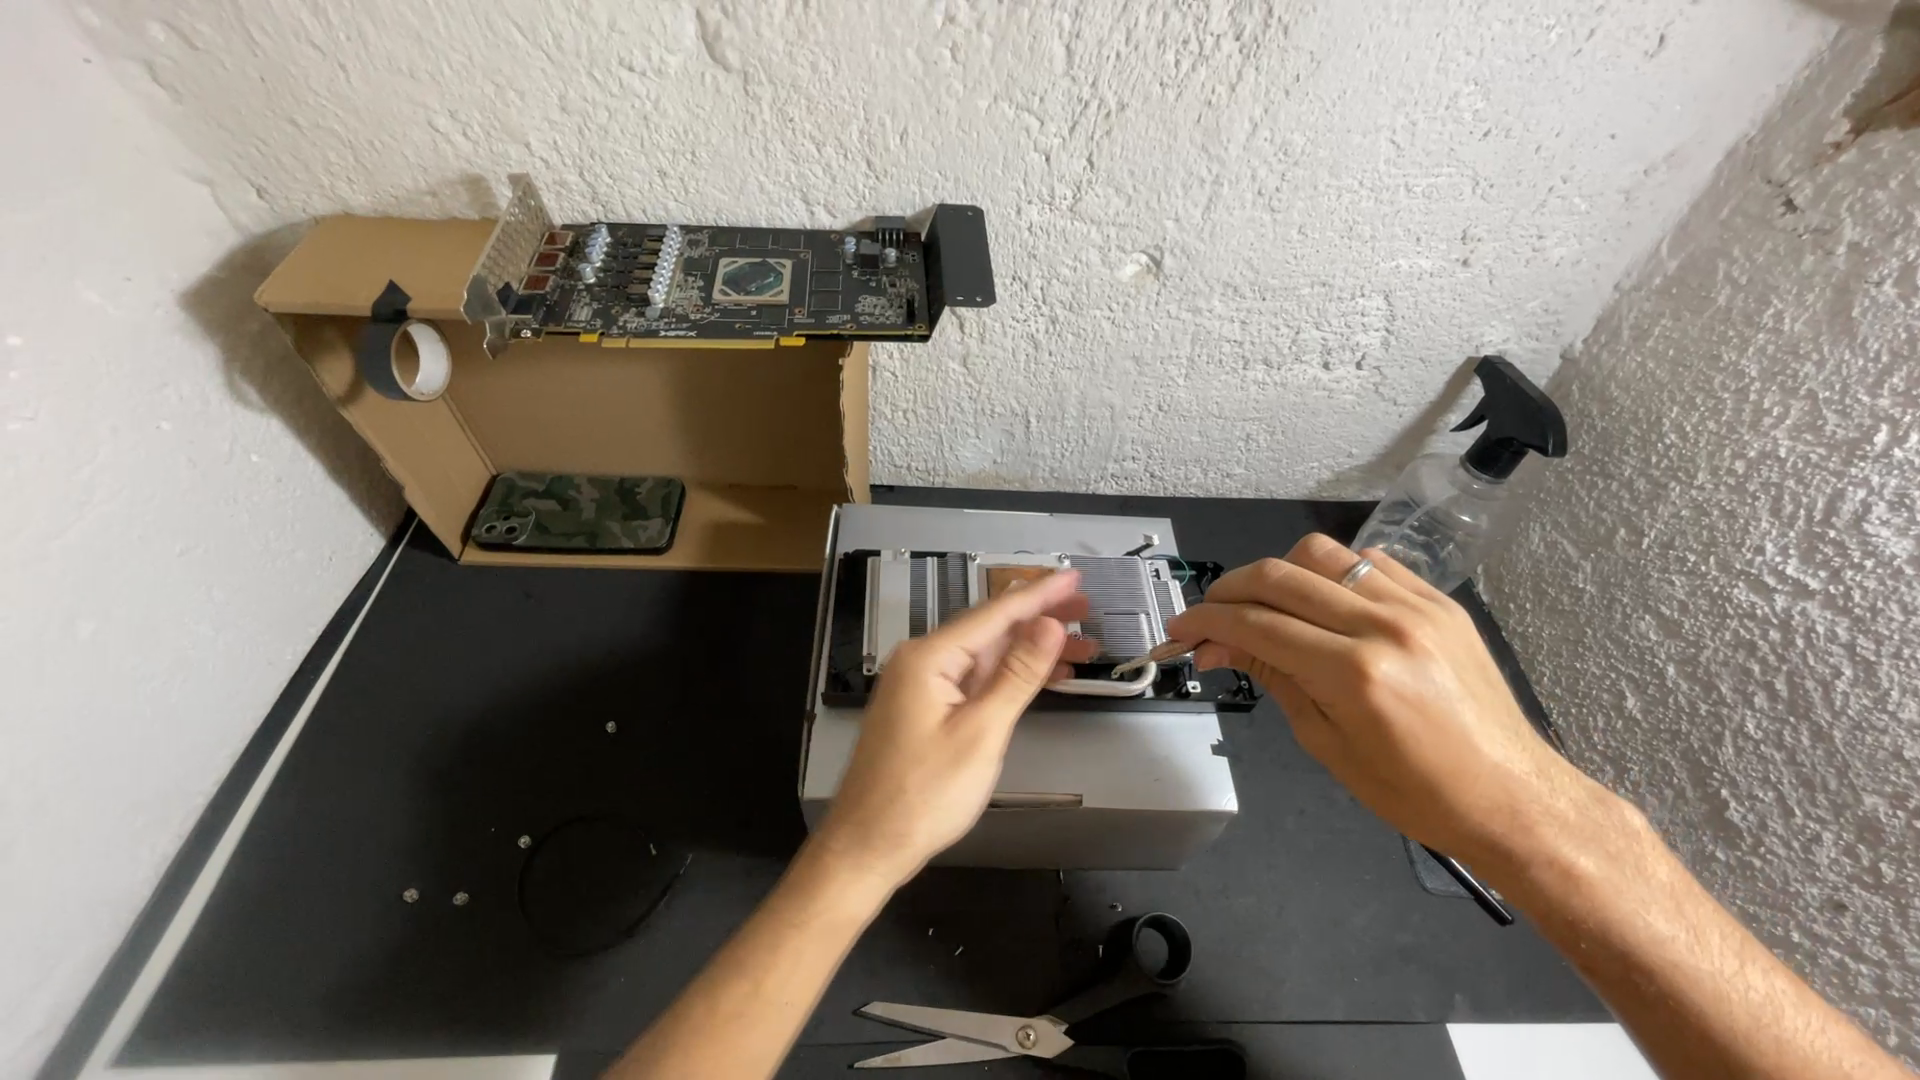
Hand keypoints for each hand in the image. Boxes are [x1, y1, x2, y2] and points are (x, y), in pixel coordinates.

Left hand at [812, 570, 1096, 888]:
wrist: (869, 845)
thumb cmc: (923, 795)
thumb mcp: (981, 733)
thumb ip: (1017, 675)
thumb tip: (1049, 625)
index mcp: (929, 657)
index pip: (995, 613)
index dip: (1040, 594)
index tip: (1075, 576)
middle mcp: (922, 661)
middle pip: (990, 628)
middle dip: (1040, 617)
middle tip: (1086, 608)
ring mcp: (922, 686)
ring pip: (985, 655)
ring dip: (1030, 649)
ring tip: (1080, 645)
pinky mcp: (926, 709)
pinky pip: (974, 679)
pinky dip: (1009, 676)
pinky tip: (1041, 678)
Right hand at [1167, 534, 1609, 869]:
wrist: (1510, 797)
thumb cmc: (1412, 791)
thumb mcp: (1325, 743)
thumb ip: (1272, 677)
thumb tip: (1219, 645)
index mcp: (1353, 673)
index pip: (1257, 624)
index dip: (1206, 622)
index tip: (1179, 631)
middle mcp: (1383, 624)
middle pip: (1279, 576)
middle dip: (1226, 591)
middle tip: (1205, 615)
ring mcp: (1416, 605)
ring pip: (1320, 554)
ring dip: (1276, 573)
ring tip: (1262, 605)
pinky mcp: (1438, 601)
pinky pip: (1367, 561)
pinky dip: (1328, 572)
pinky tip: (1319, 601)